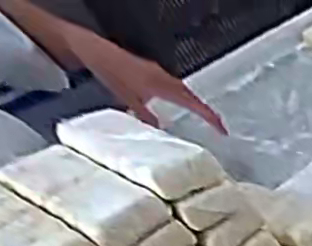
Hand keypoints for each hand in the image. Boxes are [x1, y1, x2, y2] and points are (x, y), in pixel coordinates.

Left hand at [68, 29, 225, 131]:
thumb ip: (147, 116)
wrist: (87, 47)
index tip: (224, 131)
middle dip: (206, 111)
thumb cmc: (108, 70)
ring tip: (200, 115)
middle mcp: (164, 78)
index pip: (195, 104)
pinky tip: (174, 102)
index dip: (211, 119)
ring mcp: (156, 72)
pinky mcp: (147, 70)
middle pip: (192, 96)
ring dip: (192, 102)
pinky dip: (179, 95)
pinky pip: (171, 85)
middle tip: (217, 125)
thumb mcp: (128, 98)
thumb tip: (160, 132)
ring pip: (182, 90)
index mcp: (164, 86)